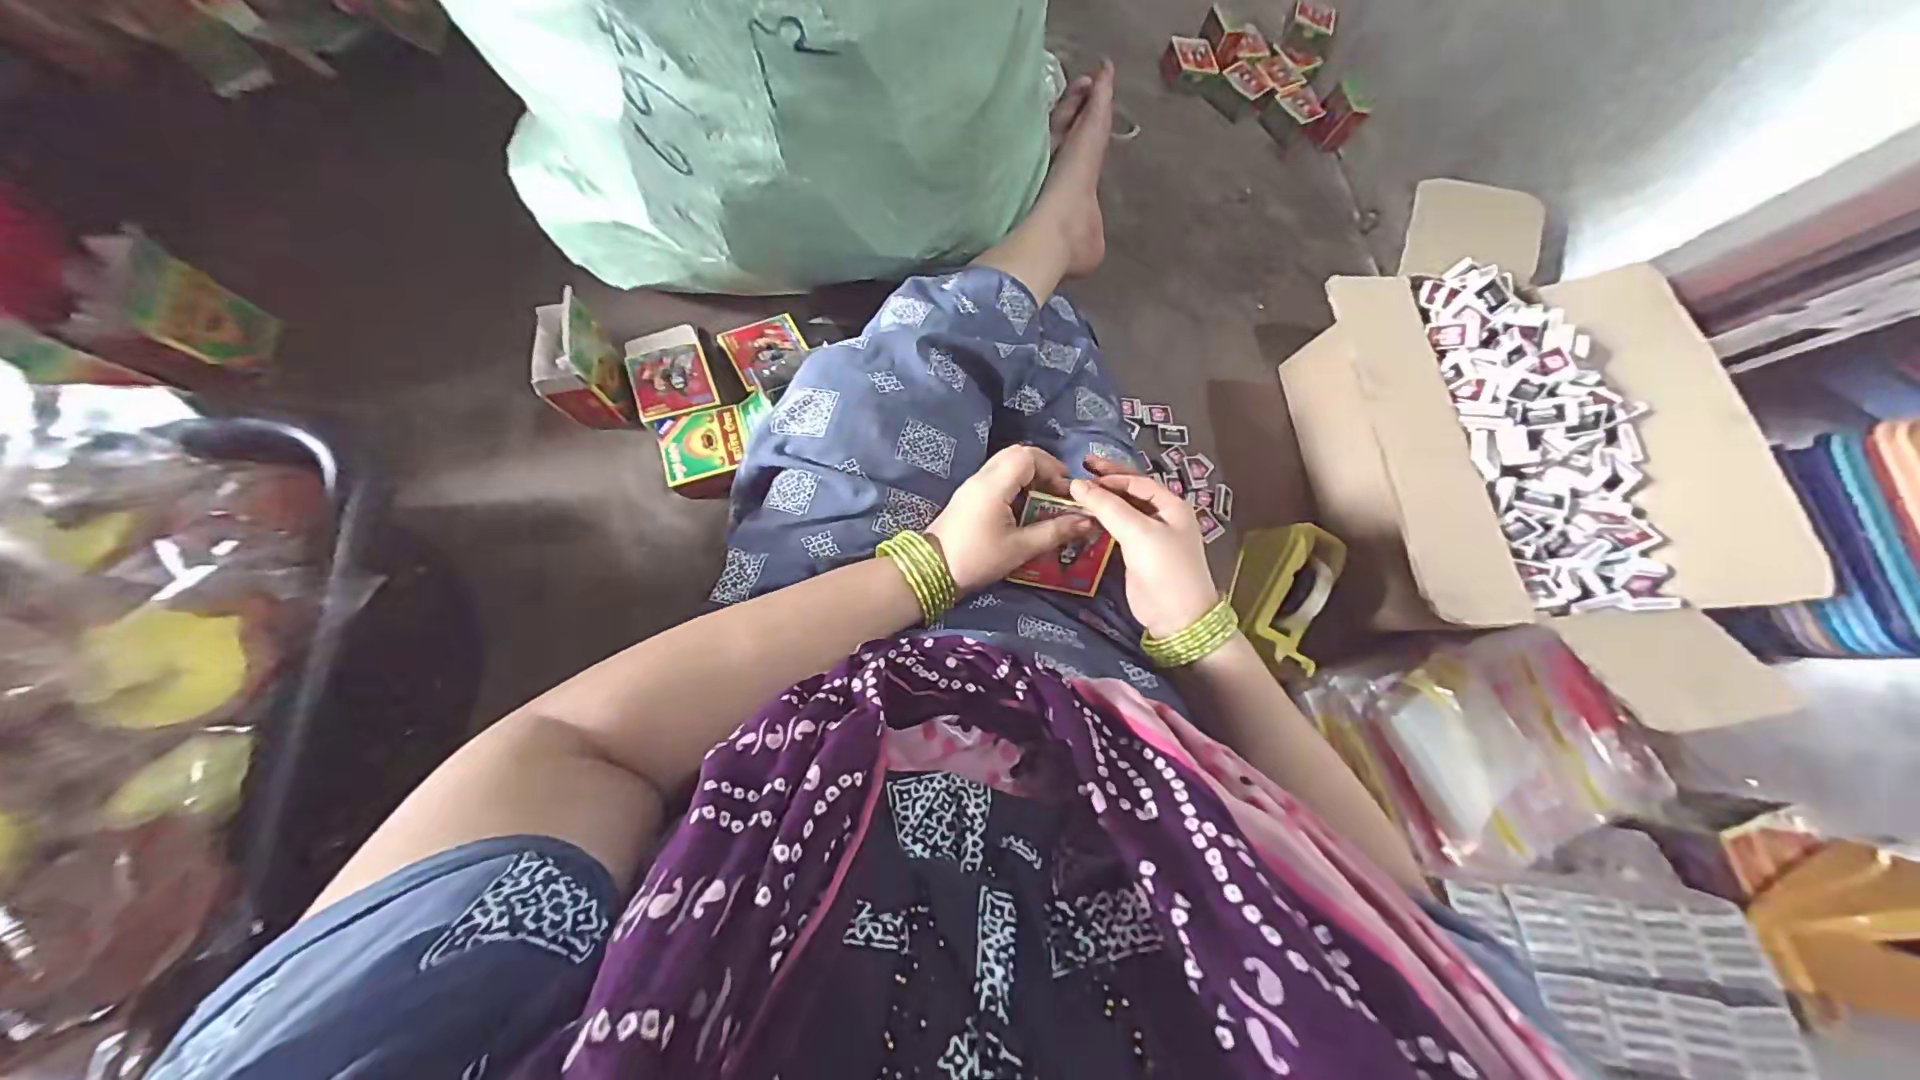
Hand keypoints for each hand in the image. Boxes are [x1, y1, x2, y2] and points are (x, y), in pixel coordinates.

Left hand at [926, 445, 1094, 592]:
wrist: (931, 570)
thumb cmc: (977, 559)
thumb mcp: (1020, 548)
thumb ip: (1055, 532)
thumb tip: (1088, 521)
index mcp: (994, 484)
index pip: (1028, 455)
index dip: (1052, 467)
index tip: (1065, 491)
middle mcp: (982, 477)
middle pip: (1017, 454)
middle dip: (1043, 468)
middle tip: (1058, 492)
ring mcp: (972, 486)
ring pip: (1006, 465)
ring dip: (1029, 476)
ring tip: (1044, 501)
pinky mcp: (968, 497)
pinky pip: (996, 478)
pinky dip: (1015, 485)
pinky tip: (1024, 510)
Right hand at [1068, 470, 1219, 638]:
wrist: (1177, 616)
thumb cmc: (1164, 568)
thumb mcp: (1138, 533)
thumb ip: (1108, 507)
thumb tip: (1077, 484)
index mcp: (1171, 505)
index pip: (1137, 481)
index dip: (1111, 475)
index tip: (1084, 472)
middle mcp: (1163, 516)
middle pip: (1131, 491)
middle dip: (1107, 480)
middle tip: (1081, 468)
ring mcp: (1150, 535)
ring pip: (1123, 509)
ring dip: (1102, 500)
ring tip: (1077, 492)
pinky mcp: (1137, 553)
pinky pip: (1118, 527)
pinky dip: (1102, 519)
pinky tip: (1086, 516)